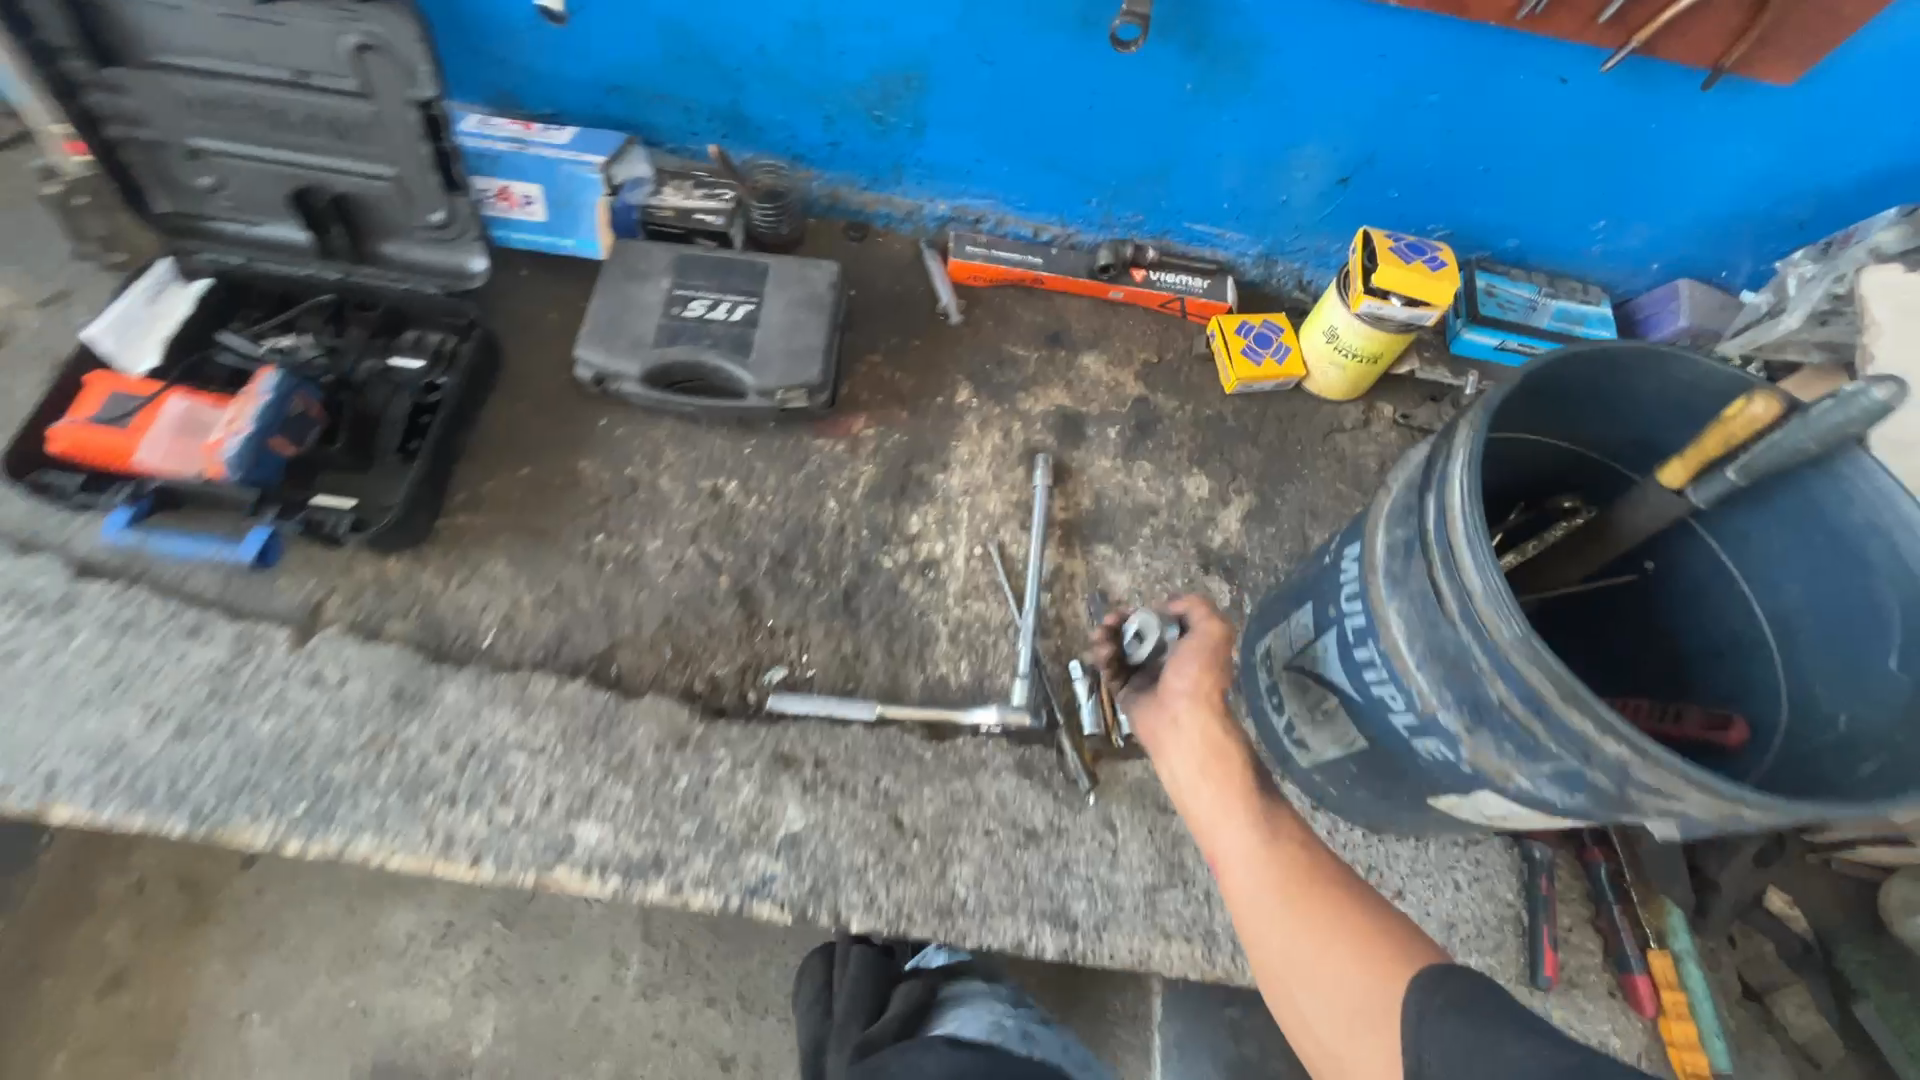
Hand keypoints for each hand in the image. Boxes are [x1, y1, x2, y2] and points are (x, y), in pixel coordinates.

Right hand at [1089, 594, 1259, 820]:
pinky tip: (1102, 651)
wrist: (1183, 718)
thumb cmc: (1199, 673)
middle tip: (1110, 618)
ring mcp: (1144, 678)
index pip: (1161, 624)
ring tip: (1101, 634)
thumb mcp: (1213, 630)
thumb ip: (1196, 606)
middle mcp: (1165, 661)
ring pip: (1120, 651)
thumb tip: (1167, 606)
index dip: (1145, 613)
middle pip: (1136, 635)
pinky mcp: (1126, 693)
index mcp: (1186, 647)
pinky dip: (1103, 659)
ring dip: (1107, 638)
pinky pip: (1110, 671)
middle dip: (1120, 623)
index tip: (1134, 609)